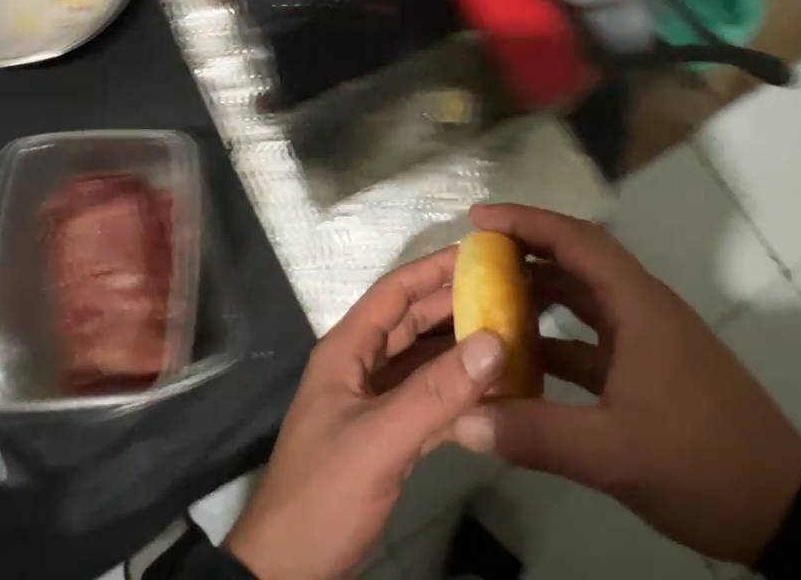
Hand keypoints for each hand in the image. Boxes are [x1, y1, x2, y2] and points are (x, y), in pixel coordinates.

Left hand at [225, 247, 504, 579]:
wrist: (288, 569)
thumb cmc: (324, 493)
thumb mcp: (380, 439)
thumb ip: (436, 392)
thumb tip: (495, 339)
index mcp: (347, 352)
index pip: (394, 293)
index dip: (433, 269)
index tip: (481, 253)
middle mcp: (360, 368)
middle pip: (412, 323)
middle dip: (455, 305)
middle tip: (509, 292)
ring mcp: (373, 403)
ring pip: (423, 361)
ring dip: (461, 349)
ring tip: (512, 335)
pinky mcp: (387, 437)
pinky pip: (428, 401)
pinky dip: (459, 393)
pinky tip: (496, 393)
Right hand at [465, 204, 800, 566]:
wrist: (780, 509)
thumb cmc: (701, 462)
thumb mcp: (613, 453)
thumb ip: (535, 435)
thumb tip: (461, 421)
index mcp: (640, 307)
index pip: (577, 241)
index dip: (526, 222)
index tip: (478, 218)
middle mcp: (643, 311)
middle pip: (578, 263)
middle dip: (526, 254)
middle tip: (472, 259)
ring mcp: (649, 342)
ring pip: (585, 303)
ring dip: (539, 299)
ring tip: (485, 303)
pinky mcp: (650, 372)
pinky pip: (592, 343)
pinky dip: (556, 344)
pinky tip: (522, 364)